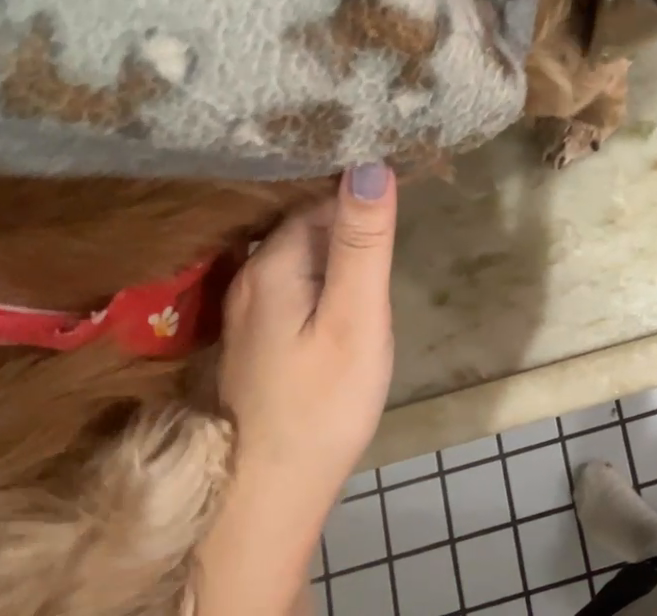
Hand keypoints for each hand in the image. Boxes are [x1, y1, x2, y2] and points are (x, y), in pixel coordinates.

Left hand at [218, 164, 397, 508]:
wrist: (272, 492)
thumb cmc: (323, 402)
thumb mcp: (356, 316)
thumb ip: (362, 242)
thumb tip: (371, 163)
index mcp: (271, 262)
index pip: (319, 196)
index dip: (360, 183)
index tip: (403, 175)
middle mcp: (251, 275)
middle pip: (307, 218)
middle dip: (351, 206)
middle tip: (405, 200)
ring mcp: (252, 305)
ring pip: (302, 246)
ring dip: (340, 233)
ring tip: (385, 226)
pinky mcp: (261, 332)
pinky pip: (297, 274)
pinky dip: (327, 262)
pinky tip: (352, 272)